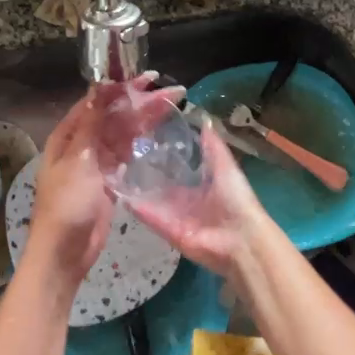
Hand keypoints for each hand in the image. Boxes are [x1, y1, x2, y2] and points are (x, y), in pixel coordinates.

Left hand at [28, 73, 189, 286]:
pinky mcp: (108, 180)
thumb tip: (99, 87)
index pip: (96, 102)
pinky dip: (140, 143)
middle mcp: (81, 144)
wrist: (64, 254)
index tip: (146, 78)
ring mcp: (96, 163)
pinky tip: (159, 133)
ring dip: (144, 120)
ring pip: (123, 134)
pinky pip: (126, 154)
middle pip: (113, 116)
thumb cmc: (67, 205)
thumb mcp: (78, 160)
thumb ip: (91, 123)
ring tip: (171, 107)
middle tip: (170, 92)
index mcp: (68, 135)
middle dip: (140, 103)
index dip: (120, 87)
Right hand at [127, 123, 269, 277]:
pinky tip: (119, 191)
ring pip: (152, 200)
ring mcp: (175, 216)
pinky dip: (136, 206)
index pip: (179, 170)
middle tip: (122, 152)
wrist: (240, 238)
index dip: (164, 157)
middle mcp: (186, 201)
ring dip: (136, 189)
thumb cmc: (236, 198)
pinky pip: (149, 216)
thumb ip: (212, 145)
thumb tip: (204, 117)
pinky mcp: (168, 230)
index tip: (145, 138)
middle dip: (146, 173)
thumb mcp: (225, 165)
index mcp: (202, 186)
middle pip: (162, 186)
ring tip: (114, 169)